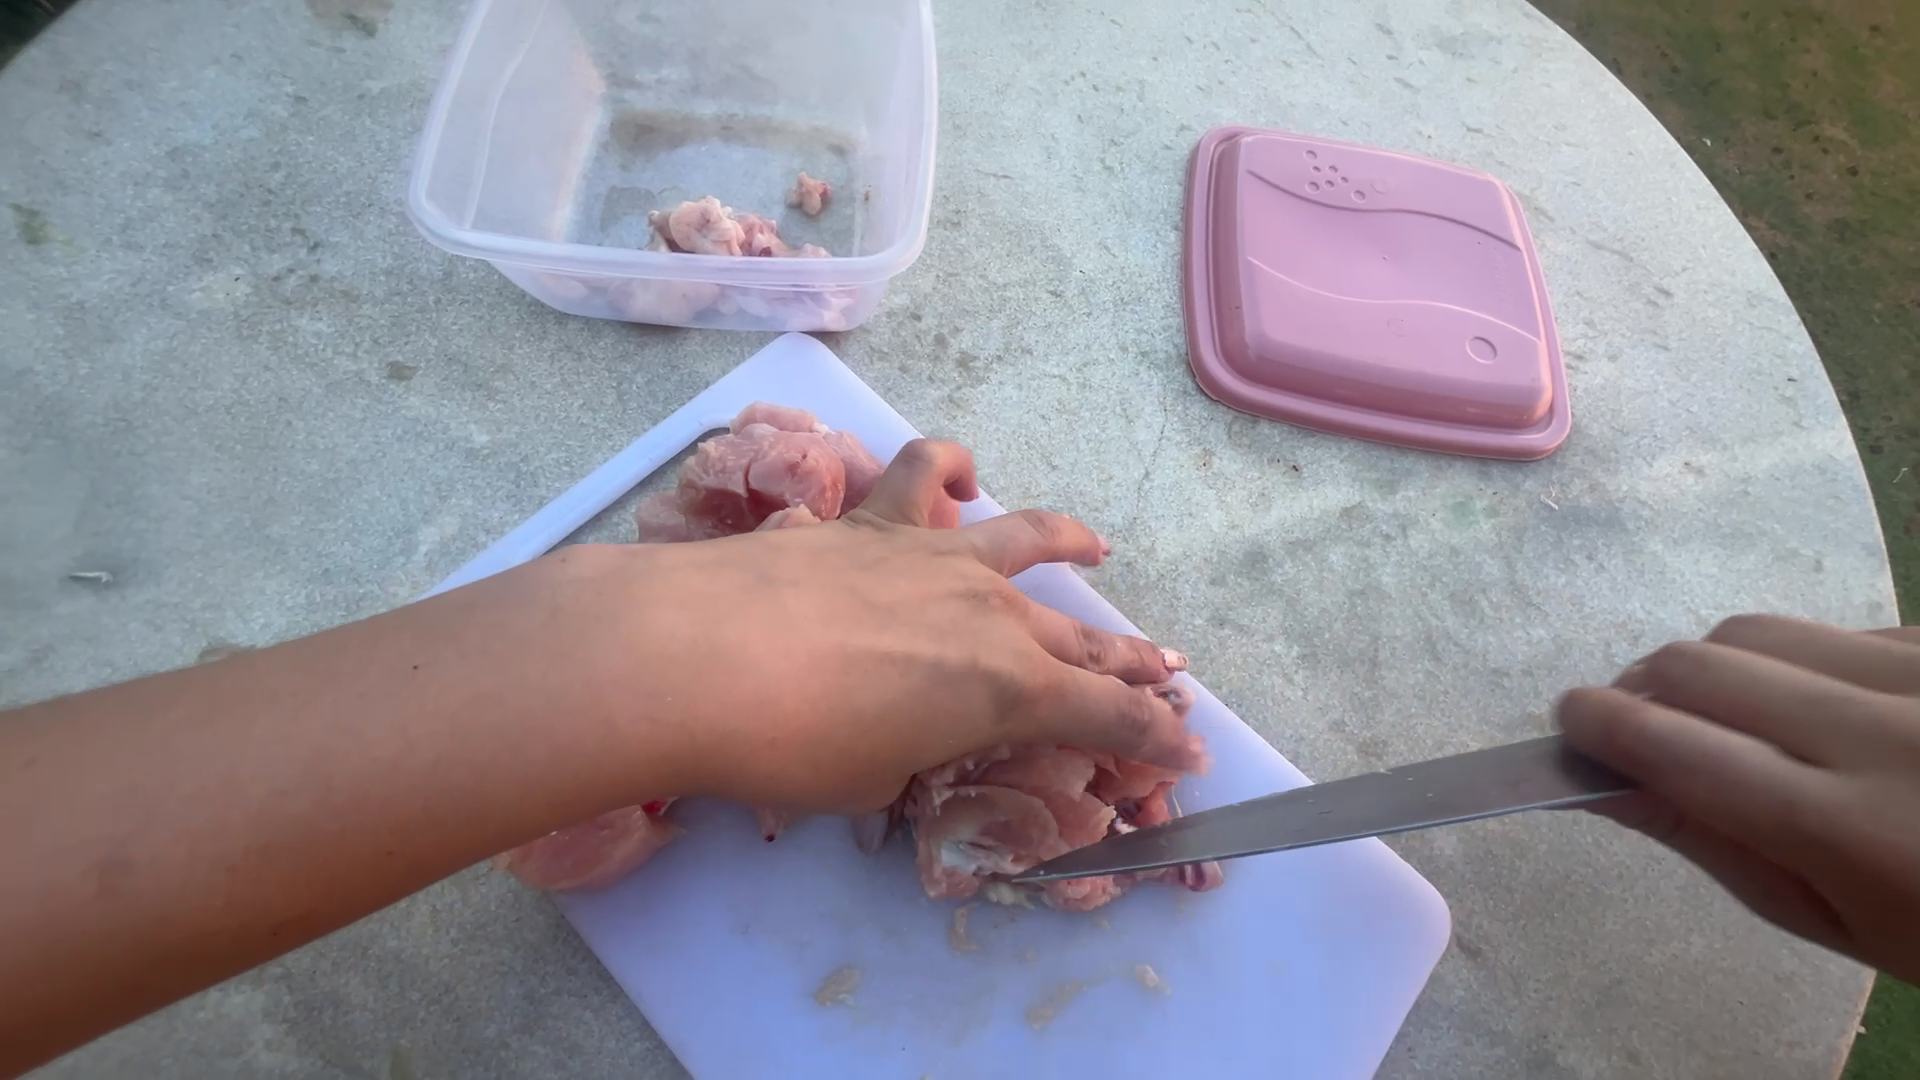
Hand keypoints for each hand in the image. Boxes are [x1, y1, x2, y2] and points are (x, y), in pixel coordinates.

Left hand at [629, 438, 1199, 814]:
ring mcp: (935, 555)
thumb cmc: (790, 747)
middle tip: (1169, 669)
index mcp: (1004, 688)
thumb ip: (912, 751)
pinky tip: (958, 476)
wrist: (696, 657)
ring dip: (1068, 541)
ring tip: (1092, 546)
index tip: (1191, 752)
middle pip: (1082, 635)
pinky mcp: (875, 521)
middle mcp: (988, 610)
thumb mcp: (873, 781)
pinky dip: (950, 470)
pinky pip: (926, 472)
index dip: (1157, 736)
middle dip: (1133, 659)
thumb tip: (912, 729)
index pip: (1109, 715)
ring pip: (1026, 536)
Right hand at [1555, 616, 1919, 980]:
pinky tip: (1845, 709)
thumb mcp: (1834, 919)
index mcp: (1852, 831)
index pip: (1663, 740)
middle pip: (1693, 665)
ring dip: (1721, 669)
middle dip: (1646, 690)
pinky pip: (1840, 629)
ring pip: (1754, 631)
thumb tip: (1594, 779)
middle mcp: (1896, 739)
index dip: (1592, 721)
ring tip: (1754, 712)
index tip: (1575, 725)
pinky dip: (1807, 664)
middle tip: (1655, 723)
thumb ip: (1704, 837)